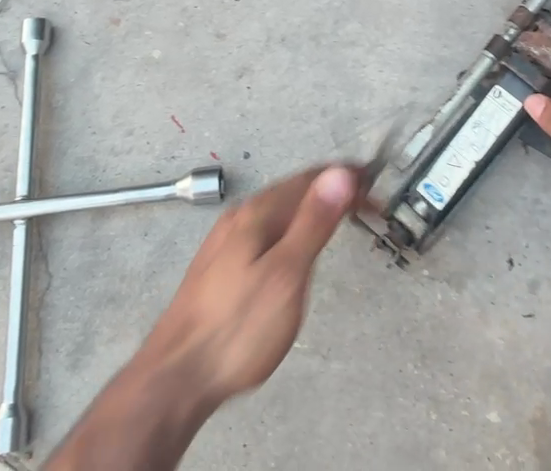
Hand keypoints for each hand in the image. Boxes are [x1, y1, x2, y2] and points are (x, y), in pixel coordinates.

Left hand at [130, 165, 356, 409]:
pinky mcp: (219, 268)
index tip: (374, 187)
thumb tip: (339, 174)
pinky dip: (291, 230)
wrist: (176, 376)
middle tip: (365, 205)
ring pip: (277, 213)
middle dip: (330, 192)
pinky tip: (294, 250)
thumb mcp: (287, 275)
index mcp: (257, 215)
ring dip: (310, 210)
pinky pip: (264, 232)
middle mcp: (238, 220)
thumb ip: (313, 223)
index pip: (309, 179)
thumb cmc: (237, 329)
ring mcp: (225, 243)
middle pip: (292, 192)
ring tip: (337, 222)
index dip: (345, 178)